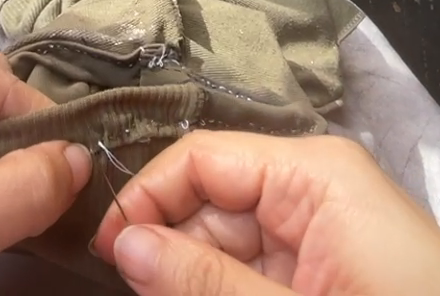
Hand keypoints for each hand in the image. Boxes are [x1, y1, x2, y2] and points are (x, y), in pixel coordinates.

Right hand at [91, 131, 439, 295]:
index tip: (106, 251)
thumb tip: (120, 242)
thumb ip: (208, 280)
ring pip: (232, 245)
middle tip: (137, 295)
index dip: (147, 194)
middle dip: (173, 249)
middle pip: (212, 202)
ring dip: (200, 278)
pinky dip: (232, 292)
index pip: (201, 157)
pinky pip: (263, 275)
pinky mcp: (334, 271)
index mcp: (310, 171)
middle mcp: (313, 188)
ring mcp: (325, 233)